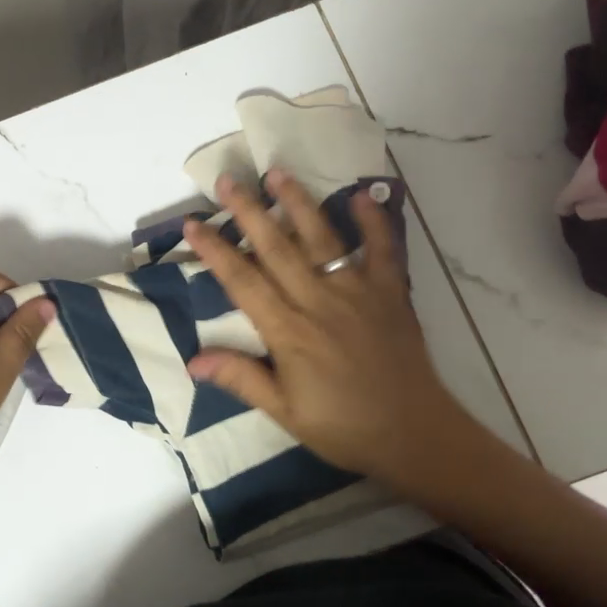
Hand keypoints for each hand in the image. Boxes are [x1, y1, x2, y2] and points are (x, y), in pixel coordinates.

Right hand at [183, 170, 487, 498]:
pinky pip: (383, 250)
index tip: (192, 222)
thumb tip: (193, 359)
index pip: (242, 281)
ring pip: (322, 239)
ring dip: (298, 204)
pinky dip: (374, 221)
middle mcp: (319, 301)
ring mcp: (358, 292)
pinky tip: (361, 195)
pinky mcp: (391, 293)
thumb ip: (242, 378)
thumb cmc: (342, 427)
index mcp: (288, 331)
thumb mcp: (284, 412)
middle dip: (248, 211)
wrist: (414, 435)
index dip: (215, 250)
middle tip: (227, 179)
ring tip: (278, 172)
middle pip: (277, 248)